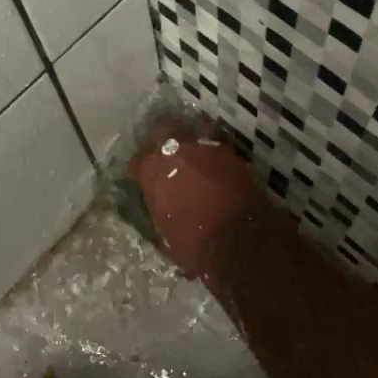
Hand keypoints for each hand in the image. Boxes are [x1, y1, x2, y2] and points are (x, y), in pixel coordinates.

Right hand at [128, 114, 262, 279]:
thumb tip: (155, 204)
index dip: (140, 170)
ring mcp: (202, 147)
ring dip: (186, 144)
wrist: (239, 241)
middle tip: (165, 155)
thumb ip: (156, 210)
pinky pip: (211, 146)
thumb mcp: (164, 234)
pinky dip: (209, 155)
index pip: (137, 162)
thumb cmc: (195, 245)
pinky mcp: (226, 151)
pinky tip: (211, 164)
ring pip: (188, 133)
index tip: (143, 177)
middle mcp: (174, 151)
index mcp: (152, 171)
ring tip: (189, 154)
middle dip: (160, 142)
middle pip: (161, 133)